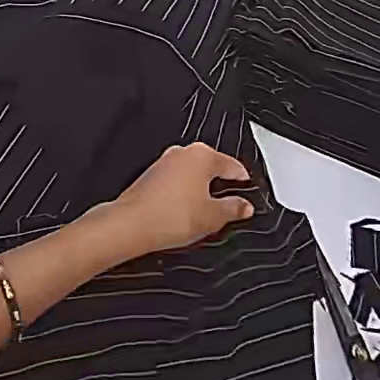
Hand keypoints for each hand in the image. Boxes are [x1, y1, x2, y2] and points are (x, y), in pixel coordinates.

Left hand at [92, 143, 255, 258]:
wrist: (131, 225)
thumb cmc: (167, 216)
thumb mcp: (213, 217)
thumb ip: (234, 208)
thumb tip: (243, 206)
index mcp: (201, 155)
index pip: (232, 165)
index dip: (243, 180)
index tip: (248, 189)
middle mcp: (181, 154)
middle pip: (211, 168)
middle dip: (221, 186)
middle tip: (230, 207)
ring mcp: (163, 164)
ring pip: (192, 176)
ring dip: (200, 191)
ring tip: (206, 215)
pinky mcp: (150, 177)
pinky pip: (175, 183)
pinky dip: (183, 195)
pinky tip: (184, 214)